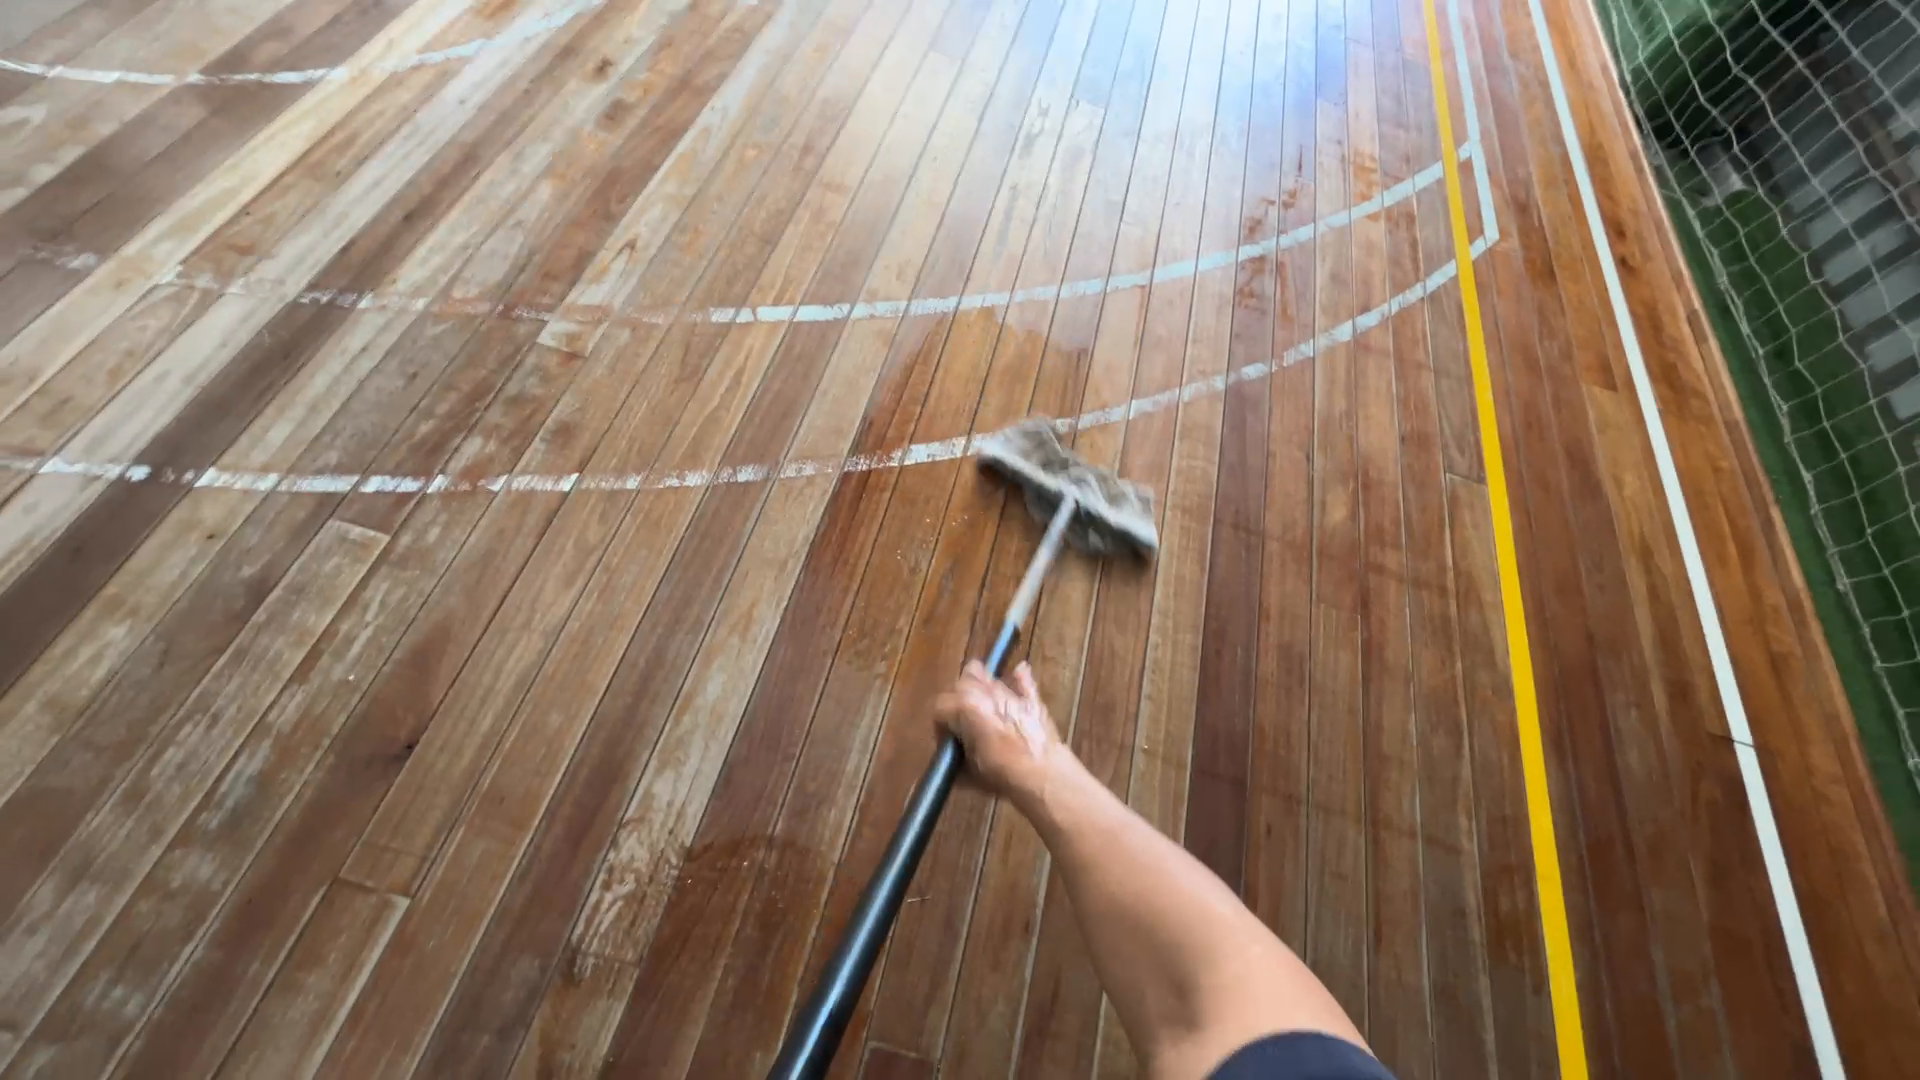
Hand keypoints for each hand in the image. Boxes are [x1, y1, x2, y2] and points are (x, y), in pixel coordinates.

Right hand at [934, 660, 1067, 800]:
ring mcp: (1010, 692)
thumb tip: (950, 758)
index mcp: (965, 707)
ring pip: (988, 677)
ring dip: (983, 691)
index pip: (939, 706)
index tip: (949, 742)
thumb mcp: (967, 775)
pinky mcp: (1033, 697)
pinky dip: (1018, 680)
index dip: (941, 725)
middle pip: (961, 684)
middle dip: (959, 702)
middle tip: (965, 726)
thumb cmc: (1001, 775)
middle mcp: (985, 692)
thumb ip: (953, 760)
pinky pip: (1022, 679)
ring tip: (987, 713)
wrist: (1043, 775)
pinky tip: (1017, 678)